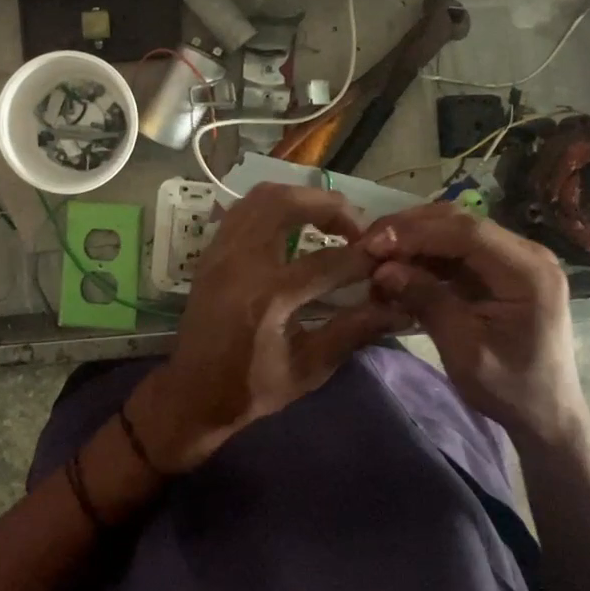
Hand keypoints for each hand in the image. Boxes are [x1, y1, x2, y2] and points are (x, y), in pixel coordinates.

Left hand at [125, 184, 406, 472]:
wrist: (192, 393)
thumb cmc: (251, 388)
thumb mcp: (308, 368)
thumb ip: (352, 331)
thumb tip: (398, 307)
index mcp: (267, 297)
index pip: (327, 262)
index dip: (364, 258)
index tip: (387, 260)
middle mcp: (241, 262)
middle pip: (286, 204)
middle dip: (329, 207)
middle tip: (356, 228)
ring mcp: (221, 251)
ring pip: (261, 197)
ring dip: (301, 199)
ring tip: (329, 220)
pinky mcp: (211, 251)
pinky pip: (243, 209)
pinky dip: (274, 206)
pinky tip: (295, 224)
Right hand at [362, 204, 589, 447]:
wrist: (546, 414)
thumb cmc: (510, 389)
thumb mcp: (465, 351)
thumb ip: (428, 302)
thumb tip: (383, 269)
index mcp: (528, 272)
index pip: (466, 232)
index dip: (416, 232)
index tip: (373, 244)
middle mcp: (526, 253)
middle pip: (459, 222)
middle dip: (409, 229)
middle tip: (365, 246)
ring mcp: (513, 258)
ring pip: (453, 230)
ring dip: (412, 238)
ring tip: (375, 255)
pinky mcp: (498, 268)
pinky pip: (455, 248)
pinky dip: (423, 254)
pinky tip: (396, 265)